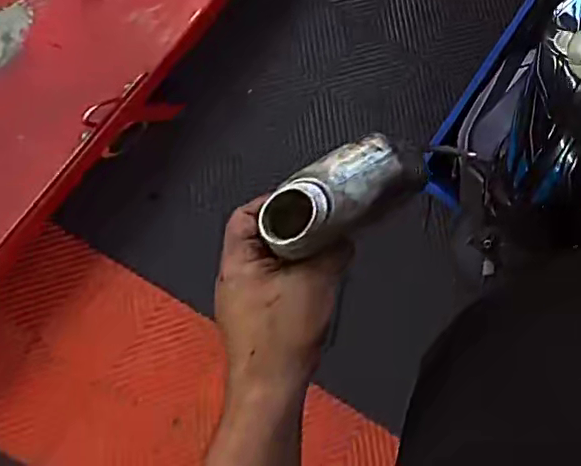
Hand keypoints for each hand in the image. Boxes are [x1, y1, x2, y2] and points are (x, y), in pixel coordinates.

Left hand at [214, 195, 351, 399]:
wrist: (274, 382)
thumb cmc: (284, 334)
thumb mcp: (319, 275)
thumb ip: (335, 246)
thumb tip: (345, 233)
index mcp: (237, 264)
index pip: (245, 214)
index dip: (274, 199)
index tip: (305, 197)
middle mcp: (235, 276)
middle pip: (261, 230)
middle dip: (293, 221)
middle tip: (321, 216)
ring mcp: (244, 293)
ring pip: (272, 251)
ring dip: (299, 244)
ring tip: (325, 241)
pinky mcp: (258, 306)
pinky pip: (278, 270)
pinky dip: (298, 263)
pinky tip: (320, 268)